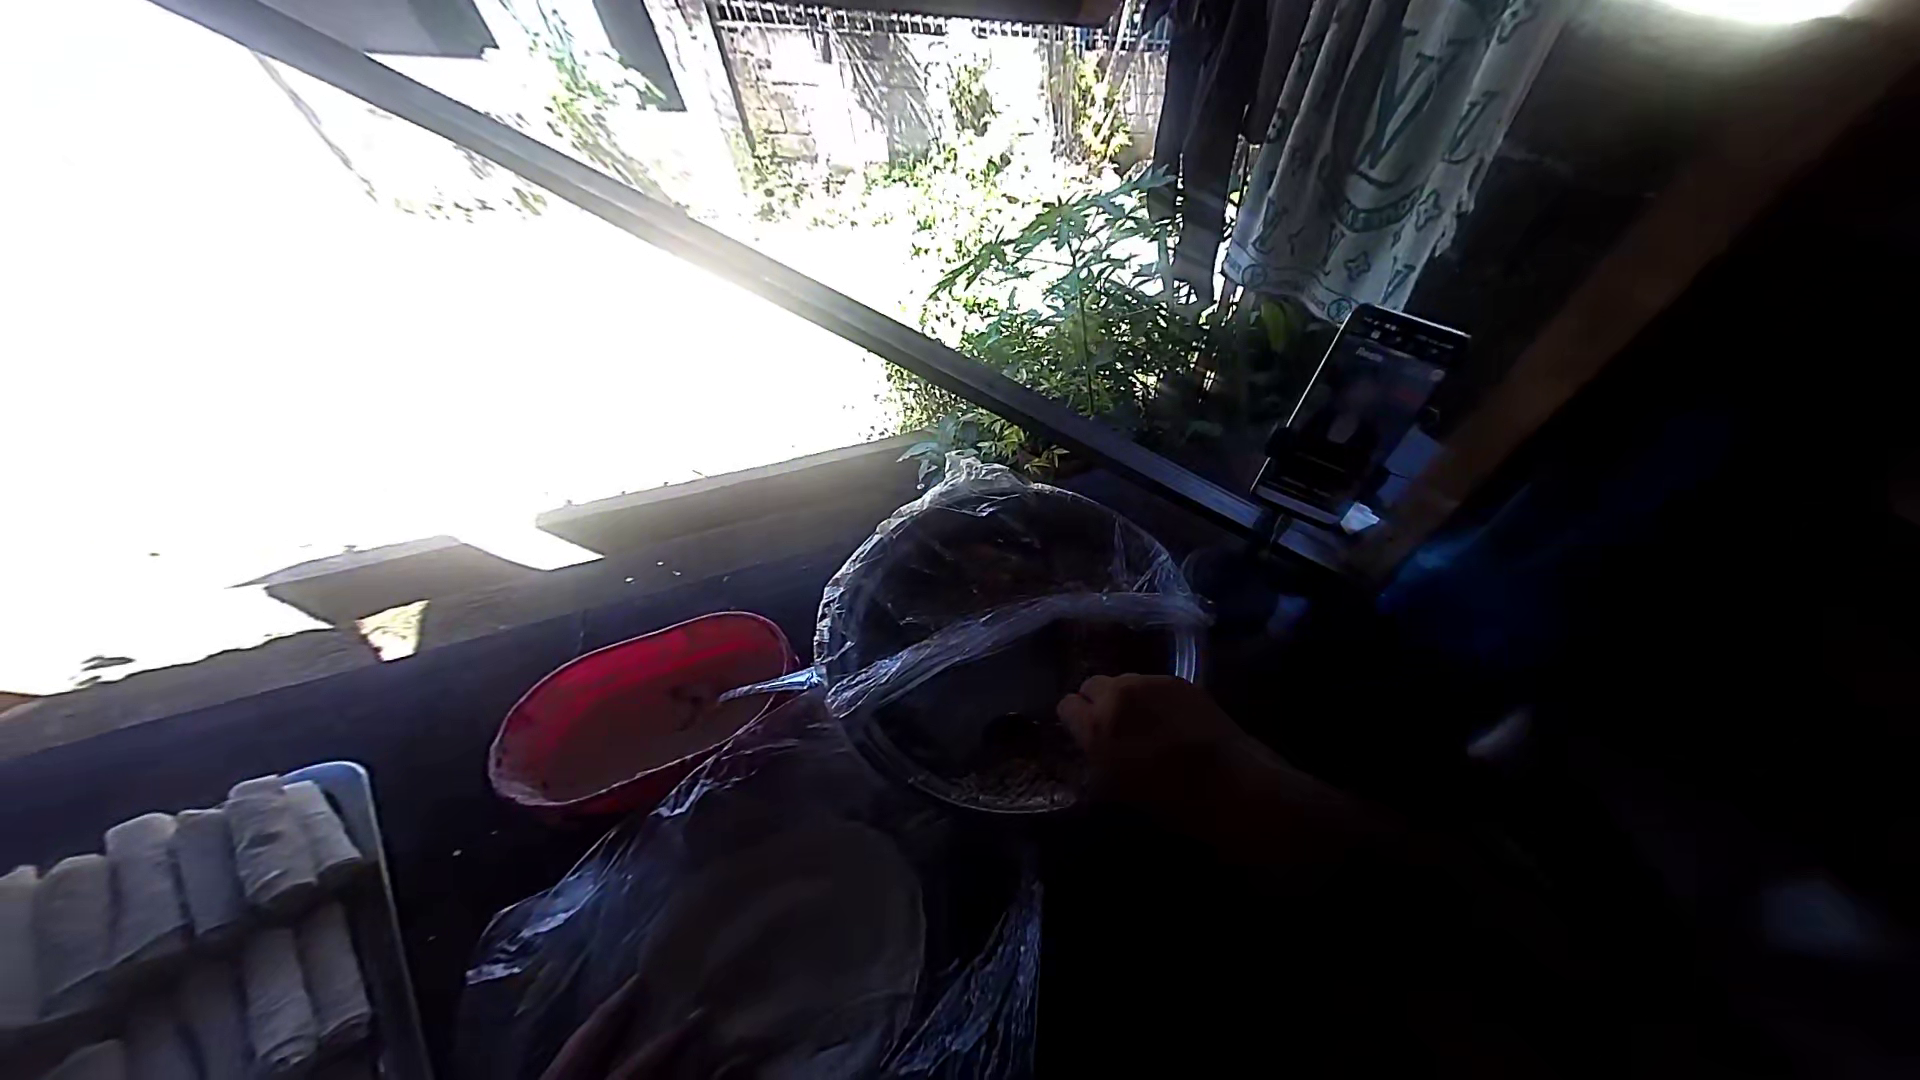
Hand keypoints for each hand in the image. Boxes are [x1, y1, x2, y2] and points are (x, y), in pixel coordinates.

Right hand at [1057, 675, 1384, 862]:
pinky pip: (1152, 683)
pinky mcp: (1178, 681)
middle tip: (1114, 728)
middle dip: (1097, 703)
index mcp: (1096, 726)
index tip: (1083, 734)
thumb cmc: (1171, 801)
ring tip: (1145, 722)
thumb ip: (1094, 758)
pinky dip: (1153, 697)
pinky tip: (1171, 720)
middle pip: (1091, 685)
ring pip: (1123, 681)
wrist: (1233, 786)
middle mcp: (1118, 694)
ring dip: (1126, 698)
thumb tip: (1089, 744)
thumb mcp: (1117, 789)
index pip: (1065, 706)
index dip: (1074, 721)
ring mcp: (1150, 683)